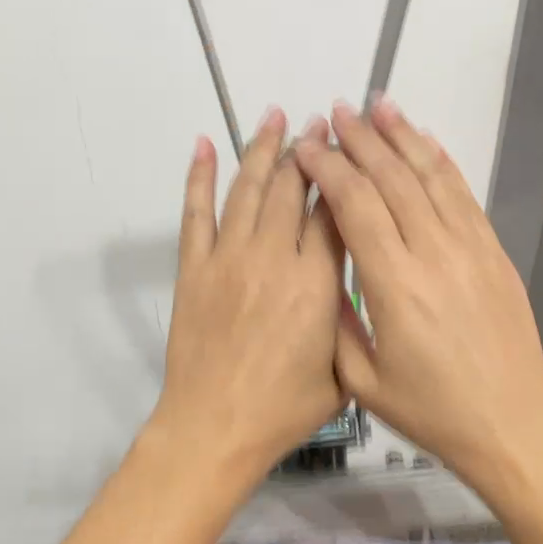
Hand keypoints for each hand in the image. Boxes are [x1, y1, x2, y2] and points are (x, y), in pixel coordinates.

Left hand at [153, 109, 347, 477]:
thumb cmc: (283, 412)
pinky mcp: (193, 271)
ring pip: (248, 190)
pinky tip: (204, 147)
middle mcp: (273, 259)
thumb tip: (345, 296)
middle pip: (292, 190)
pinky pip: (196, 213)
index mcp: (316, 285)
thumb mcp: (341, 378)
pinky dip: (199, 177)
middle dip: (308, 152)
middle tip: (318, 123)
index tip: (349, 153)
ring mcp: (228, 260)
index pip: (333, 215)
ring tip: (275, 116)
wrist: (216, 427)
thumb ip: (349, 330)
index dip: (342, 179)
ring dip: (263, 149)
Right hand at [293, 100, 542, 486]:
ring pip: (432, 177)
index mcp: (395, 287)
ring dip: (403, 137)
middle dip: (360, 141)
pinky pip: (465, 196)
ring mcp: (471, 250)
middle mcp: (434, 254)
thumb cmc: (432, 411)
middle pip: (392, 179)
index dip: (328, 170)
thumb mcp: (365, 383)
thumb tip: (326, 279)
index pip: (356, 205)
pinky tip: (426, 144)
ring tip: (378, 106)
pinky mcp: (495, 255)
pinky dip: (442, 164)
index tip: (307, 149)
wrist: (508, 423)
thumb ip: (338, 325)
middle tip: (335, 113)